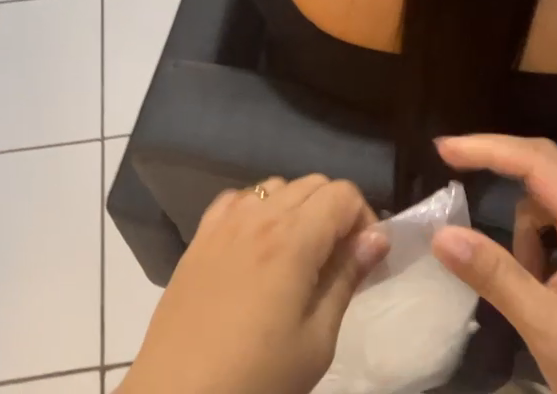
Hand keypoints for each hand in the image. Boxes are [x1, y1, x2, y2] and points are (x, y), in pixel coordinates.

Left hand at [120, 175, 389, 393]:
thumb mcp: (316, 339)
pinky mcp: (200, 235)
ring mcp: (224, 222)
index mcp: (293, 238)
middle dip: (335, 212)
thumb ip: (346, 278)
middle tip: (338, 261)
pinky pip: (237, 199)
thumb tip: (376, 237)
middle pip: (312, 184)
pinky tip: (258, 247)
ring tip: (299, 257)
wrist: (180, 392)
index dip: (364, 219)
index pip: (342, 193)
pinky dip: (258, 210)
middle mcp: (258, 216)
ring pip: (275, 186)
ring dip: (297, 208)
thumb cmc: (258, 374)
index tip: (365, 260)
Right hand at [430, 136, 556, 393]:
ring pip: (554, 207)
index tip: (443, 149)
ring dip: (525, 232)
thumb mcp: (548, 330)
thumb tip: (440, 234)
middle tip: (453, 169)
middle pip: (549, 171)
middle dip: (500, 166)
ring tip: (526, 288)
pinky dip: (541, 248)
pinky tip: (541, 289)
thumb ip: (495, 277)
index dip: (490, 148)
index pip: (541, 164)